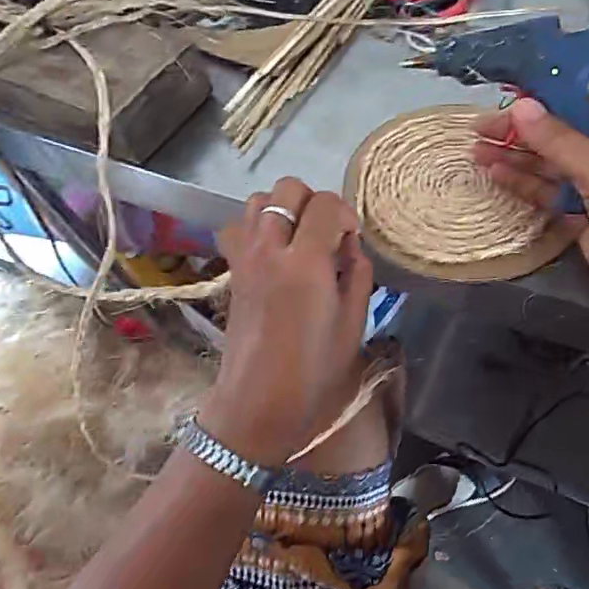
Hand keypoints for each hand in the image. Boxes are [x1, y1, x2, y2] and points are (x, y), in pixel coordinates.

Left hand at [198, 177, 375, 465]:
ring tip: (298, 240)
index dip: (345, 215)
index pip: (325, 204)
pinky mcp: (231, 269)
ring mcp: (244, 257)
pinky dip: (255, 227)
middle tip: (326, 236)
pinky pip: (238, 226)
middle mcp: (269, 249)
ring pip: (258, 200)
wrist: (259, 399)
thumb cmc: (314, 370)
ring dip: (282, 210)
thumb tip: (348, 246)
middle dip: (313, 202)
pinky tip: (272, 253)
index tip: (351, 240)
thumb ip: (357, 272)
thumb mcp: (353, 322)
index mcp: (305, 262)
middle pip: (288, 189)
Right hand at [472, 95, 588, 299]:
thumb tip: (520, 106)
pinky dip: (526, 187)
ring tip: (476, 154)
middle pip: (559, 138)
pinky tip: (497, 176)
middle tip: (477, 132)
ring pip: (551, 168)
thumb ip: (558, 141)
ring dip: (516, 161)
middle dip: (520, 135)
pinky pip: (551, 196)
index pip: (578, 106)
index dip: (541, 103)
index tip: (502, 102)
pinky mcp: (585, 218)